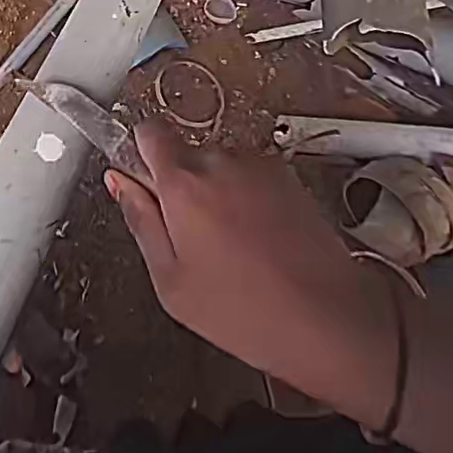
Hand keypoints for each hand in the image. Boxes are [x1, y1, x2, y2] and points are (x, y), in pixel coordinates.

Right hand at [104, 121, 397, 424]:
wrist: (334, 321)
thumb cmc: (244, 311)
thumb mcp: (171, 281)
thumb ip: (139, 219)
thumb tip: (118, 179)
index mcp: (182, 182)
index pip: (147, 131)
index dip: (141, 153)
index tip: (144, 183)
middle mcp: (219, 159)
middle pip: (183, 153)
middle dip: (180, 183)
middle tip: (192, 235)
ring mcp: (257, 163)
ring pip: (217, 164)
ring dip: (215, 189)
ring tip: (233, 243)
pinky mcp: (287, 174)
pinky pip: (248, 173)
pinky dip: (246, 194)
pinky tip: (260, 238)